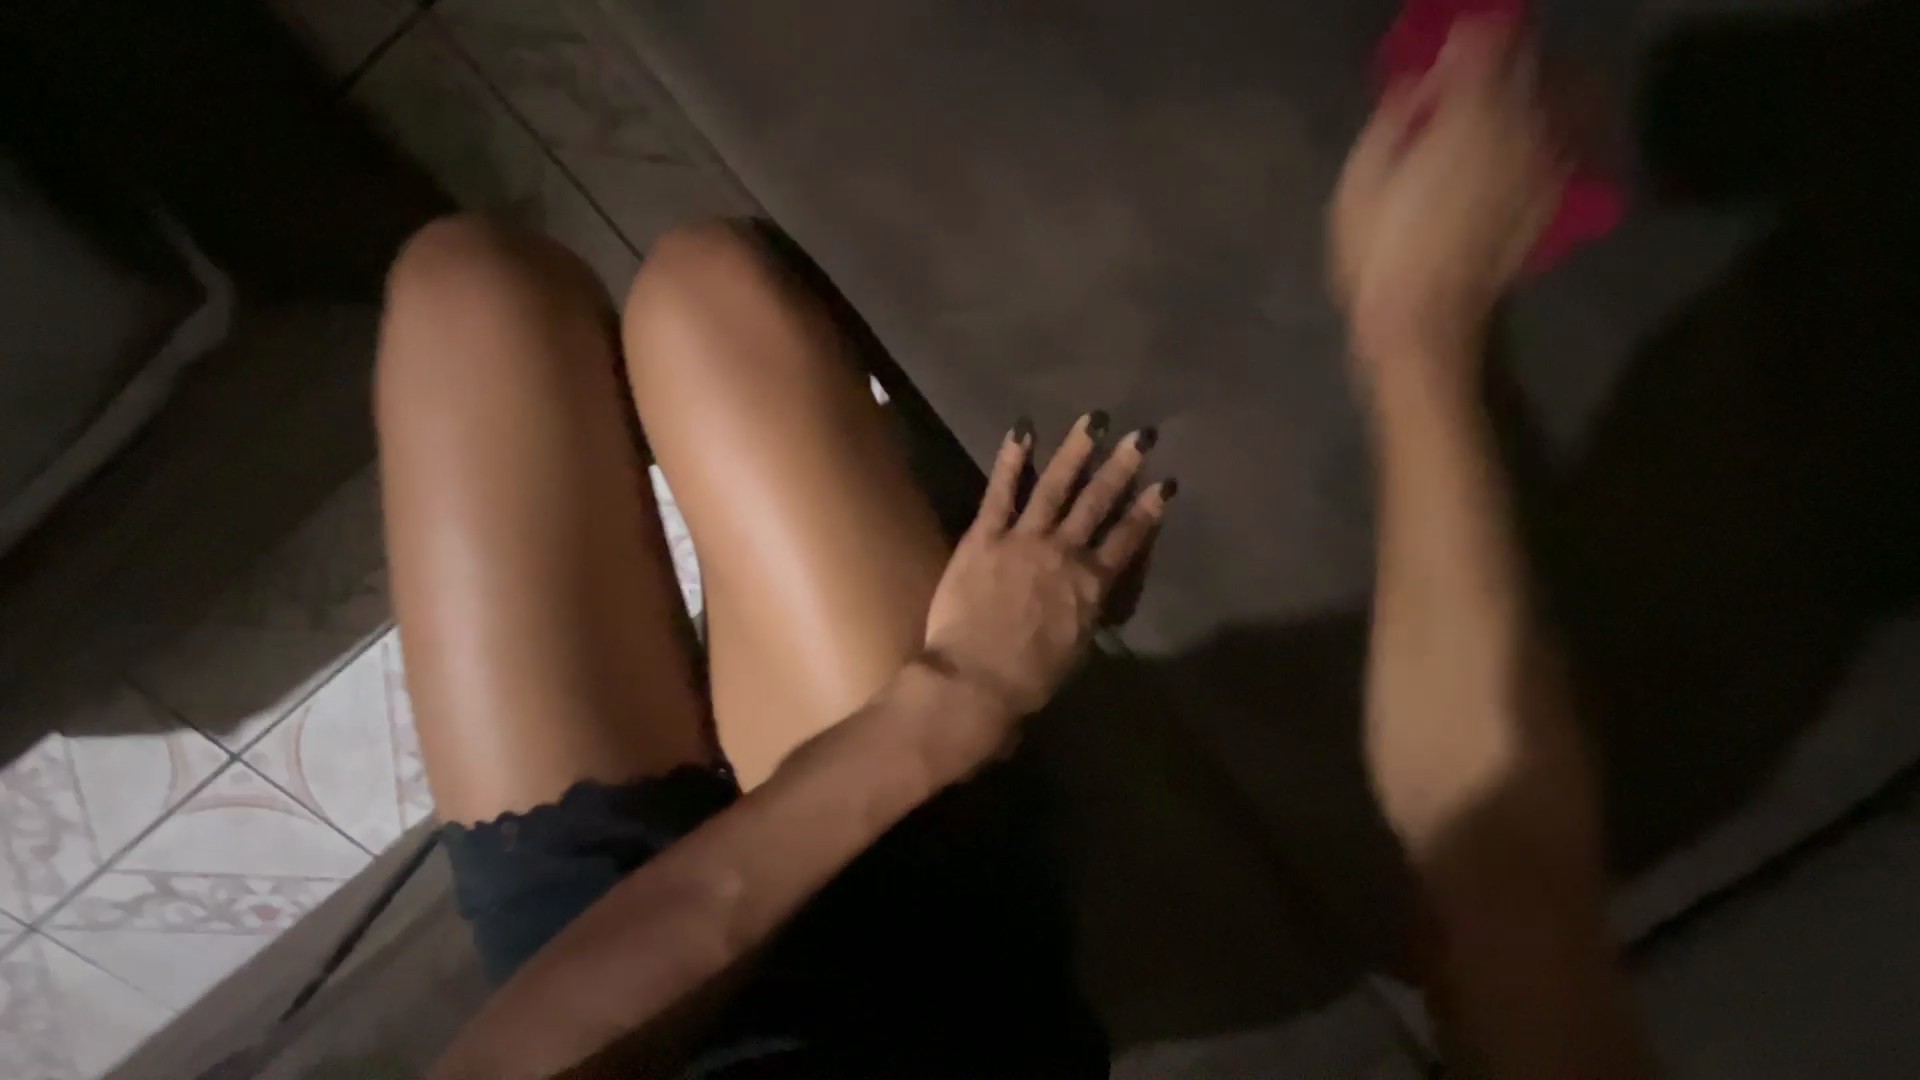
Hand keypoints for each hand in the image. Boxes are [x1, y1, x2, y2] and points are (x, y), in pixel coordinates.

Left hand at [923, 413, 1172, 715]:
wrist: (977, 679)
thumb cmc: (1029, 678)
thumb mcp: (1074, 649)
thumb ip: (1084, 613)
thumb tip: (1087, 598)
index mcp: (1091, 586)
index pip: (1127, 540)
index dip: (1147, 512)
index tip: (1163, 485)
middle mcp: (1064, 553)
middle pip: (1097, 504)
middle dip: (1120, 468)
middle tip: (1140, 436)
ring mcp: (1024, 539)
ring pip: (1055, 487)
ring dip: (1076, 452)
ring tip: (1093, 421)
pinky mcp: (985, 536)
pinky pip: (1001, 491)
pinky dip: (1011, 459)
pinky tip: (1023, 430)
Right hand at [1330, 19, 1563, 384]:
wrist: (1425, 322)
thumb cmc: (1378, 257)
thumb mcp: (1359, 186)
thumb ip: (1393, 121)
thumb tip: (1417, 86)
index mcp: (1468, 118)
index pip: (1483, 45)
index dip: (1466, 38)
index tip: (1444, 49)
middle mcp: (1518, 127)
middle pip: (1522, 66)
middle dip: (1493, 65)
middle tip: (1457, 83)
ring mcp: (1542, 162)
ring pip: (1540, 101)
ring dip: (1512, 98)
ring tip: (1475, 119)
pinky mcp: (1549, 195)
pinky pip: (1547, 142)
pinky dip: (1526, 135)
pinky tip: (1498, 155)